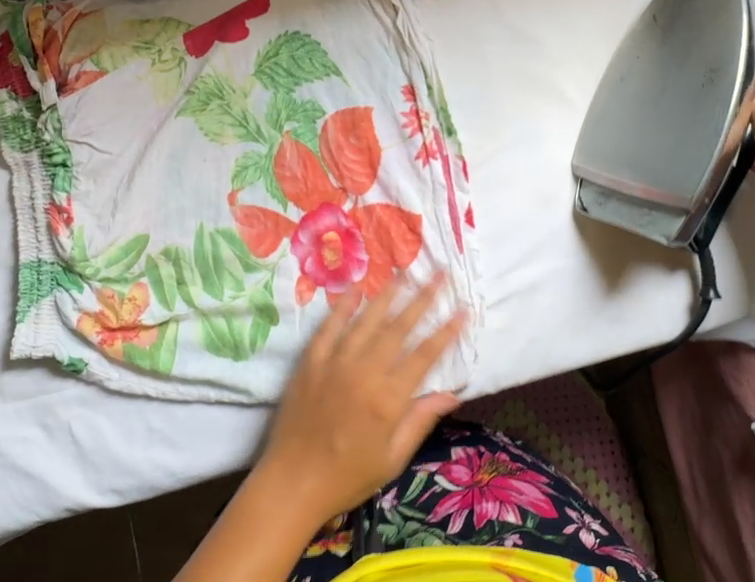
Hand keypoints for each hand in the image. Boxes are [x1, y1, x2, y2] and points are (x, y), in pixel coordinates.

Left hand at [257, 274, 465, 518]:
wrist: (292, 484)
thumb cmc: (347, 478)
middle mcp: (364, 372)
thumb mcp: (392, 458)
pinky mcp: (310, 361)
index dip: (445, 331)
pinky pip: (329, 326)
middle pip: (398, 328)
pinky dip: (343, 306)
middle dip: (422, 299)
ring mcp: (334, 362)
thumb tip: (452, 393)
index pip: (424, 355)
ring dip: (388, 294)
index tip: (462, 309)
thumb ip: (420, 420)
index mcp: (388, 398)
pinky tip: (356, 288)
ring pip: (366, 320)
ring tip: (405, 271)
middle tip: (439, 273)